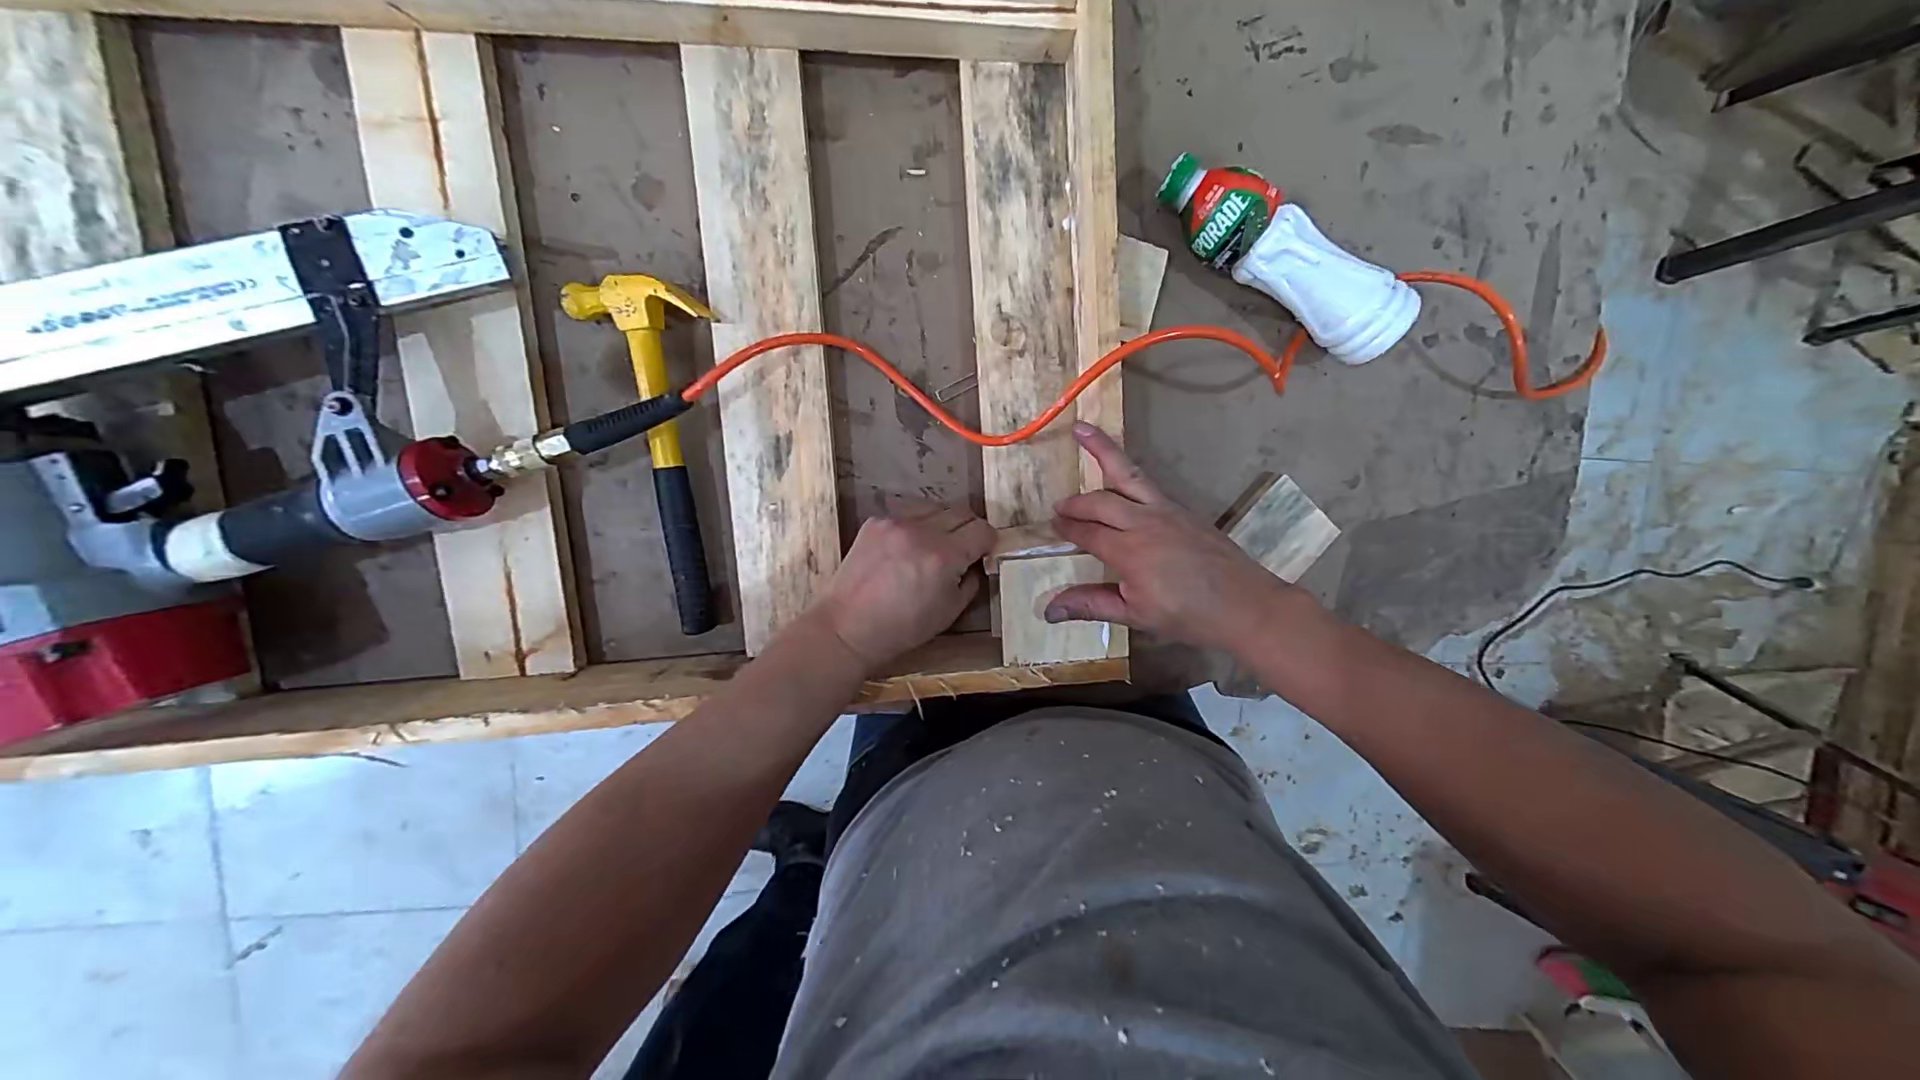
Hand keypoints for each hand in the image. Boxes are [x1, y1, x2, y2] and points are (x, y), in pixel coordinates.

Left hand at [809, 504, 994, 672]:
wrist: (848, 627)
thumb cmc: (901, 628)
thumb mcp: (949, 612)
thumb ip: (970, 582)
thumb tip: (975, 564)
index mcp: (944, 555)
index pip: (982, 529)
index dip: (988, 541)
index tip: (984, 551)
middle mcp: (922, 531)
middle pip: (961, 512)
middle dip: (968, 529)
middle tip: (964, 549)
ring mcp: (896, 523)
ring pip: (934, 508)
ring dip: (942, 523)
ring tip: (934, 546)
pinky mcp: (875, 523)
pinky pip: (907, 515)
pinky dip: (914, 527)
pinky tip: (907, 549)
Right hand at [1046, 423, 1295, 651]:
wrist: (1245, 605)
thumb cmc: (1188, 616)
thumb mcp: (1135, 615)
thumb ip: (1091, 604)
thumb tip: (1048, 610)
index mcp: (1128, 551)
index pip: (1087, 532)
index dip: (1066, 529)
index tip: (1052, 527)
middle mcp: (1143, 522)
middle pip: (1099, 502)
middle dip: (1075, 503)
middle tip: (1058, 507)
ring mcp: (1166, 511)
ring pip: (1127, 475)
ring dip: (1102, 450)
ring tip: (1081, 430)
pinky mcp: (1183, 510)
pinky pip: (1148, 484)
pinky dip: (1127, 473)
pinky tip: (1121, 475)